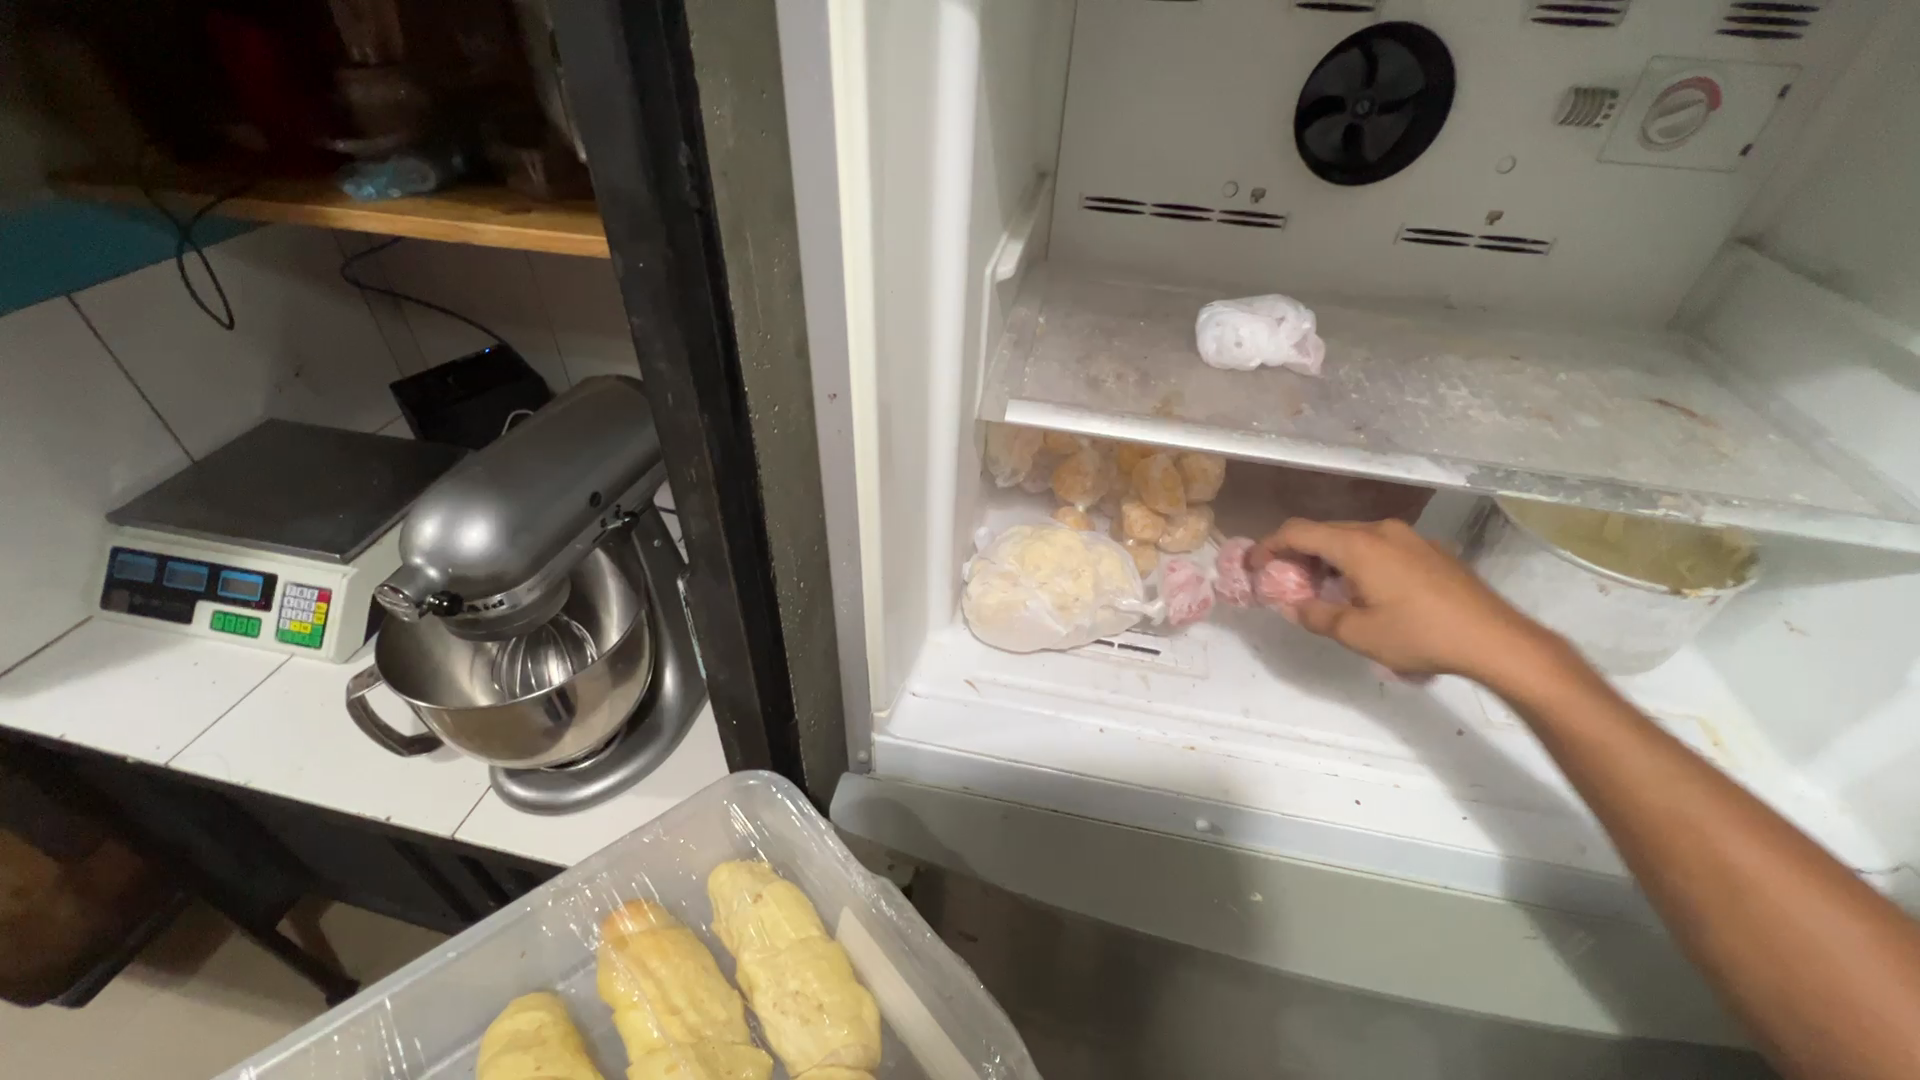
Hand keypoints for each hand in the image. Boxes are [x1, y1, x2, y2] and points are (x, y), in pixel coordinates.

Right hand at [1262, 518, 1567, 682]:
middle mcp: (1381, 531)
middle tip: (1284, 583)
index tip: (1252, 565)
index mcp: (1359, 546)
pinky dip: (1355, 562)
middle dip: (1297, 554)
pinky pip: (1378, 546)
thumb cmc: (1420, 635)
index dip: (1268, 545)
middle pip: (1324, 532)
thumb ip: (1316, 616)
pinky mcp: (1429, 551)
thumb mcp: (1357, 634)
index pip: (1298, 532)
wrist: (1496, 640)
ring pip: (1352, 539)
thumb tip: (1292, 607)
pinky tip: (1361, 591)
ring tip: (1321, 591)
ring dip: (1327, 559)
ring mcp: (1409, 538)